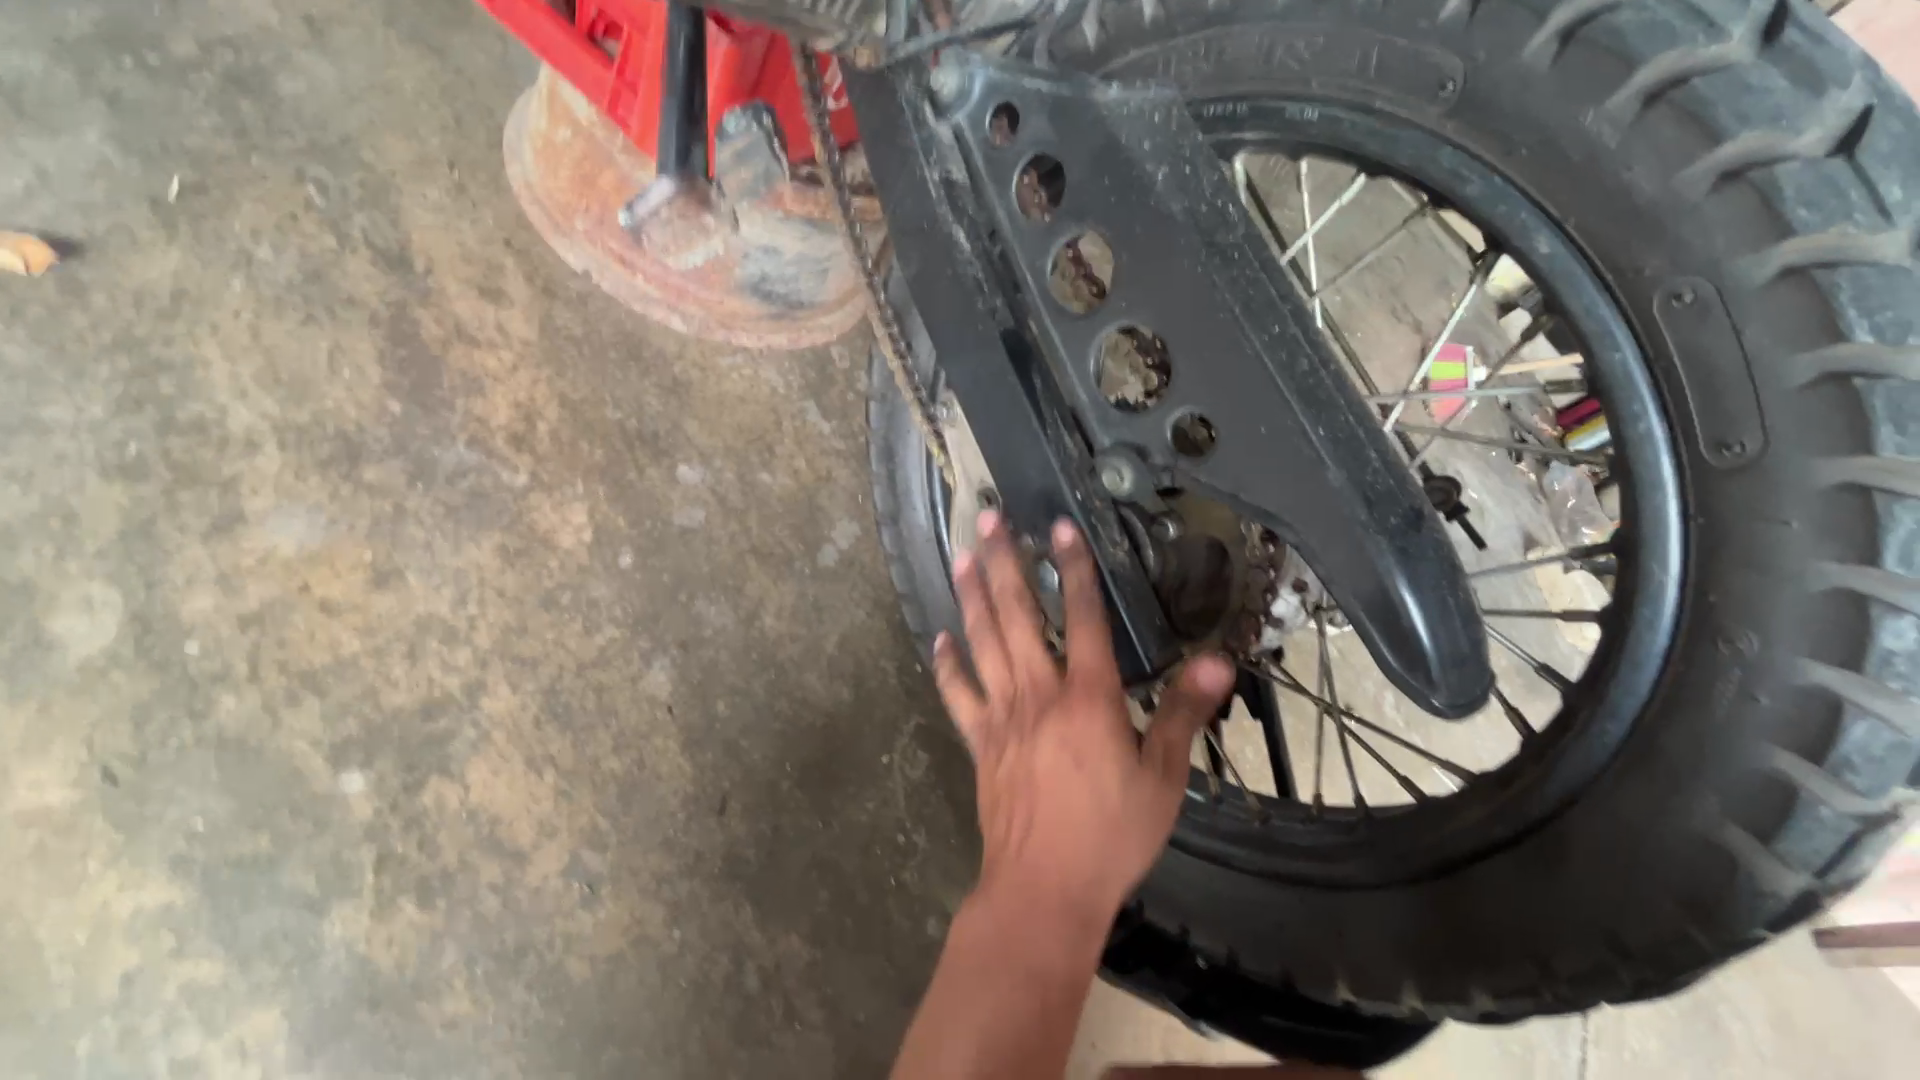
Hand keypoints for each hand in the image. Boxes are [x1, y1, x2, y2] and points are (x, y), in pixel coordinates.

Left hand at [932, 509, 1235, 920]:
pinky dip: (947, 664)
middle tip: (987, 519)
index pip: (1084, 618)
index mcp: (1088, 698)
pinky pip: (958, 694)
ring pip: (982, 643)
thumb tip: (1216, 661)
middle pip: (1017, 616)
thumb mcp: (1163, 778)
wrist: (1045, 887)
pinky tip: (939, 637)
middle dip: (1003, 563)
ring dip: (971, 597)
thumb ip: (1183, 714)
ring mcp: (1001, 716)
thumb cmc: (1111, 834)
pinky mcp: (979, 741)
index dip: (1076, 569)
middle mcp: (1038, 694)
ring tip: (960, 556)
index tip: (1061, 527)